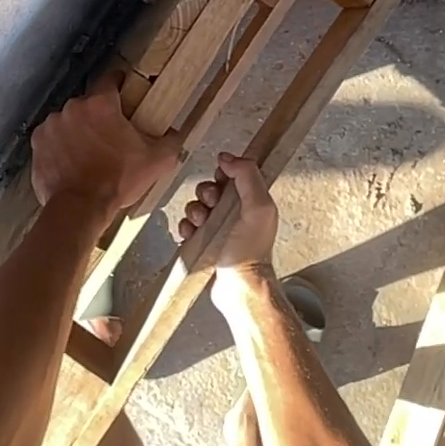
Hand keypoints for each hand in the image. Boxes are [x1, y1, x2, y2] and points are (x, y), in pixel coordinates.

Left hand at [30, 73, 179, 218]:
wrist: (79, 208)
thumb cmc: (117, 181)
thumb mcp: (155, 161)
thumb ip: (170, 141)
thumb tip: (176, 133)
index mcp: (101, 104)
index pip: (110, 78)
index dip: (119, 82)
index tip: (123, 89)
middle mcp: (73, 107)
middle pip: (89, 104)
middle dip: (98, 116)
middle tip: (109, 137)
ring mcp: (52, 125)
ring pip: (69, 120)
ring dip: (78, 131)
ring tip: (88, 153)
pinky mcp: (38, 143)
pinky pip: (52, 137)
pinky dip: (60, 145)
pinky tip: (70, 162)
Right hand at [178, 153, 279, 273]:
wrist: (238, 288)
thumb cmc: (251, 249)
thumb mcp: (258, 207)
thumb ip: (247, 176)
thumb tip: (227, 157)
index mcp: (252, 200)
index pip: (233, 175)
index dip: (223, 174)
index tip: (220, 181)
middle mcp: (236, 212)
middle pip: (211, 188)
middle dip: (205, 193)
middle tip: (210, 206)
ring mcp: (218, 228)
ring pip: (197, 206)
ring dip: (194, 210)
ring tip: (200, 223)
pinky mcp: (203, 242)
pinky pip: (187, 226)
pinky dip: (186, 227)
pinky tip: (191, 234)